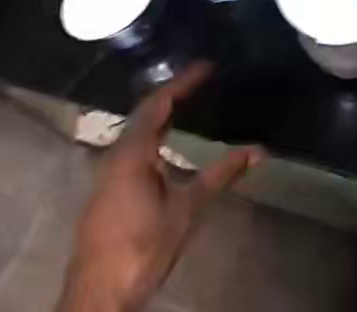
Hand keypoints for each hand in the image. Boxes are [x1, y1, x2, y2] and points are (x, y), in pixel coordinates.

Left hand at [58, 63, 263, 311]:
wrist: (97, 297)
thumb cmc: (143, 247)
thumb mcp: (187, 210)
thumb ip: (221, 175)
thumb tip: (259, 150)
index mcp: (132, 152)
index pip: (159, 102)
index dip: (183, 82)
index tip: (206, 66)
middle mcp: (115, 155)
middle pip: (145, 113)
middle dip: (173, 94)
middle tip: (200, 82)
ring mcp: (106, 174)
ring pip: (135, 132)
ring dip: (160, 116)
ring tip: (187, 106)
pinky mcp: (106, 191)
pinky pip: (130, 148)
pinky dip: (151, 136)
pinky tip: (166, 146)